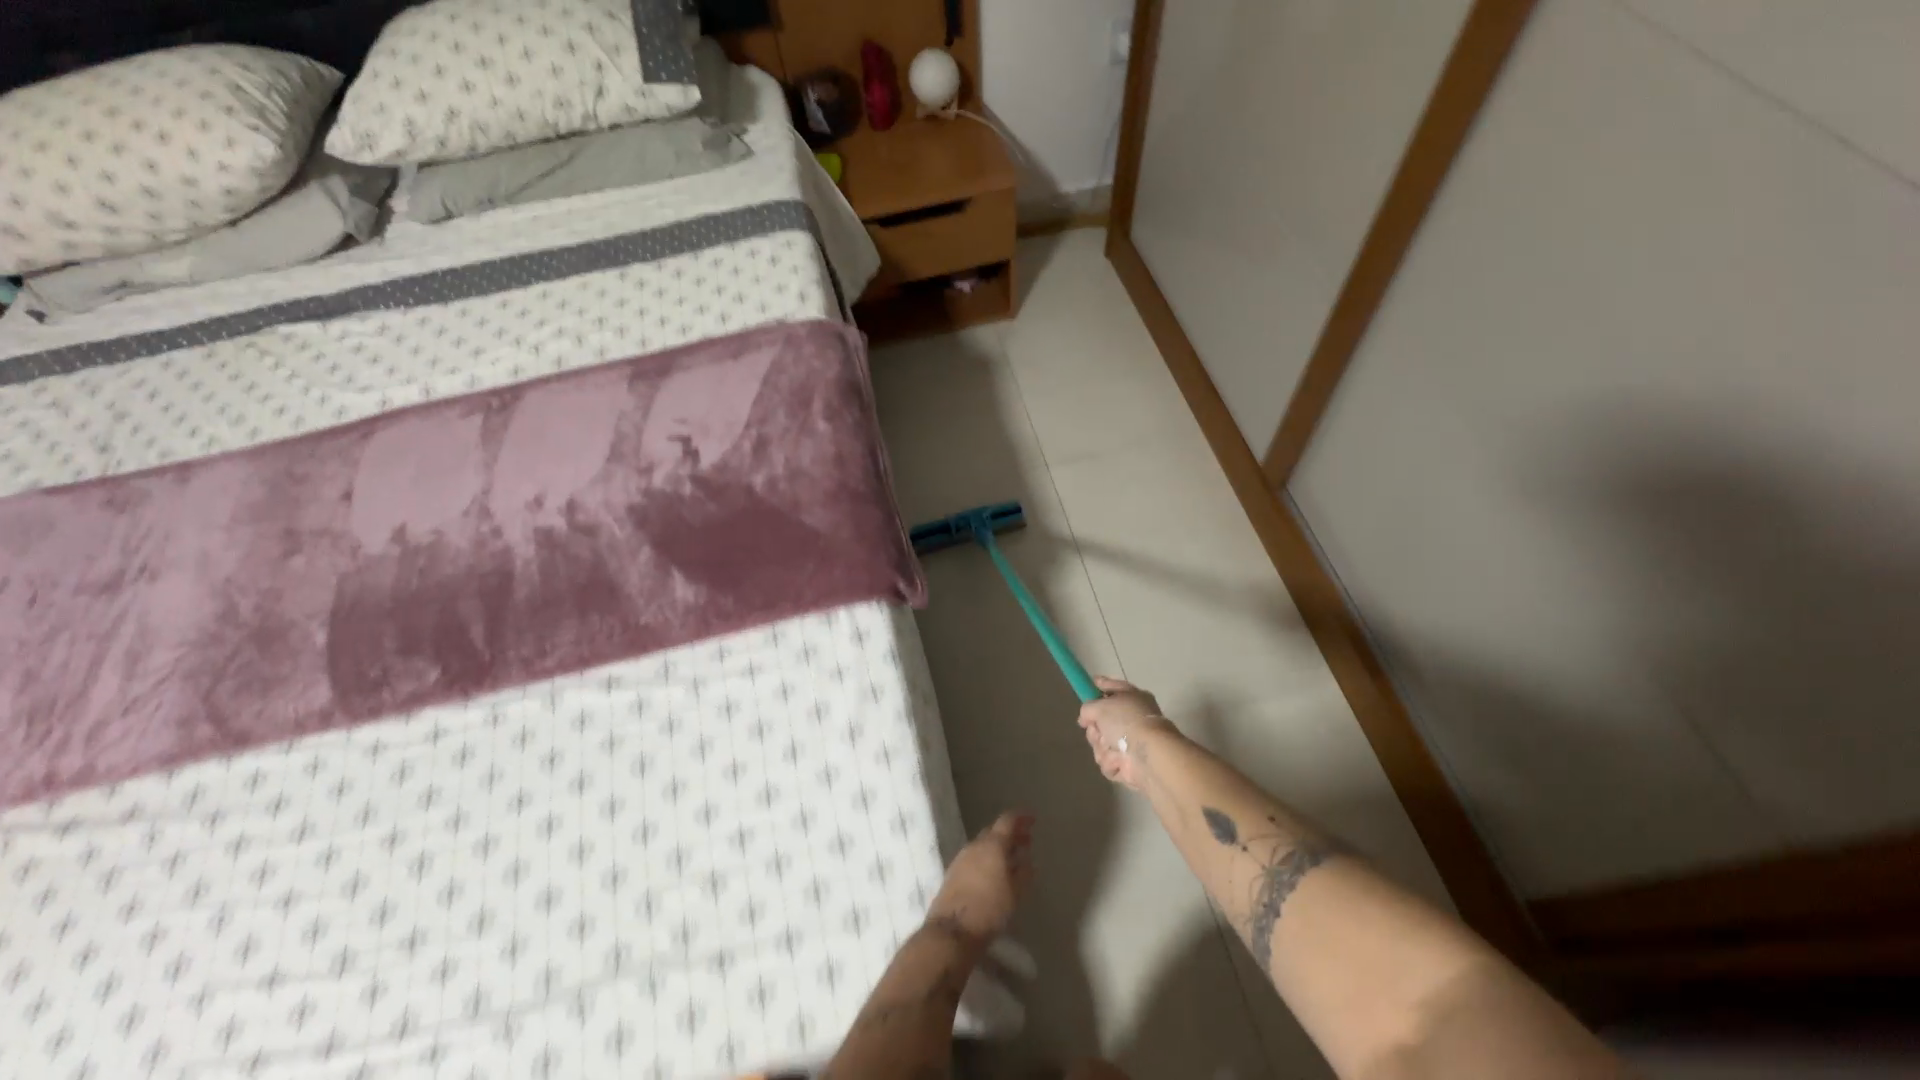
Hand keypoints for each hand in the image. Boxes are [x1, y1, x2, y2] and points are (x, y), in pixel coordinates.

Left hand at [926, 811, 1034, 947]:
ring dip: (998, 848)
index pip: (1007, 821)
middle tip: (1026, 842)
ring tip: (1012, 860)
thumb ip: (1023, 872)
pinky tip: (993, 874)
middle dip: (1010, 835)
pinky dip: (986, 859)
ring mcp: (960, 859)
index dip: (1021, 818)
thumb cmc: (990, 910)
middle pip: (994, 832)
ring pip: (982, 846)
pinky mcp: (952, 874)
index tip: (1033, 819)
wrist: (952, 931)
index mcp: (992, 845)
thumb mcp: (1016, 892)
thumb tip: (1025, 858)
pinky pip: (973, 859)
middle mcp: (974, 846)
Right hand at [1078, 675, 1179, 791]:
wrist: (1148, 753)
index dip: (1098, 687)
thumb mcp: (1101, 706)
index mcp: (1132, 699)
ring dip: (1102, 747)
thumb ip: (1087, 708)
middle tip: (1098, 731)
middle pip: (1101, 722)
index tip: (1085, 688)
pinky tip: (1120, 760)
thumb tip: (1085, 718)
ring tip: (1112, 748)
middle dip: (1094, 730)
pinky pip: (1107, 762)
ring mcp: (1130, 743)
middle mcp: (1131, 719)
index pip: (1112, 688)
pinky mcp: (1128, 765)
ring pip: (1101, 744)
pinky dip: (1111, 762)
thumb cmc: (1127, 722)